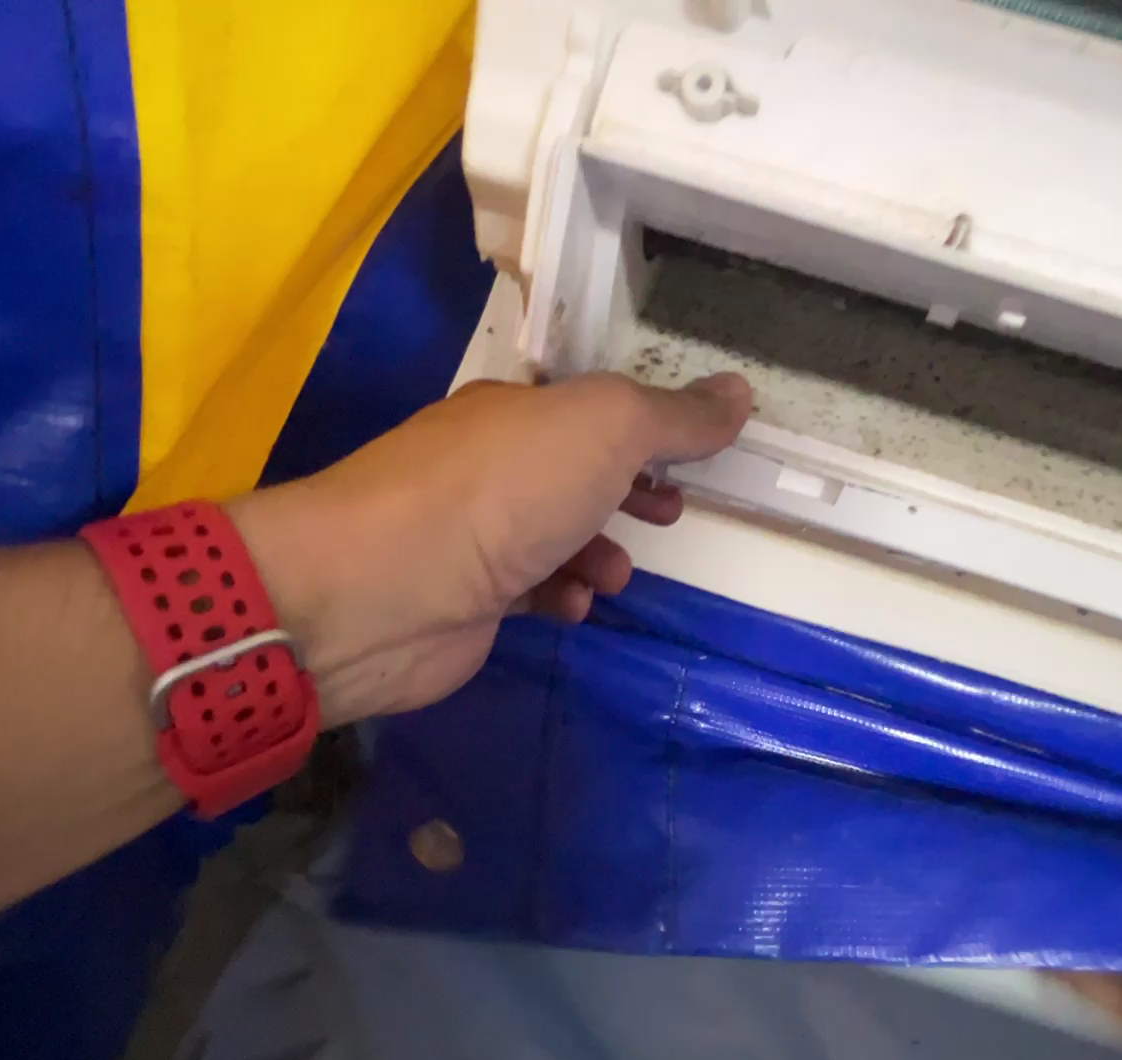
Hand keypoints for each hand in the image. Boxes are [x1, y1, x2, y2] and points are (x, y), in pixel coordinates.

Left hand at [232, 371, 751, 722]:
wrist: (382, 591)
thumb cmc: (503, 492)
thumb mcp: (605, 430)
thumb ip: (674, 416)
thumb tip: (739, 392)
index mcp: (519, 410)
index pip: (594, 409)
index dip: (649, 429)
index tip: (694, 460)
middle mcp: (492, 464)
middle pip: (575, 470)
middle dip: (631, 491)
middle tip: (669, 513)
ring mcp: (474, 531)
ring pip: (555, 533)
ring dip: (598, 550)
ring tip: (614, 574)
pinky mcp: (465, 595)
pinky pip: (529, 588)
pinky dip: (559, 593)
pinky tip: (570, 604)